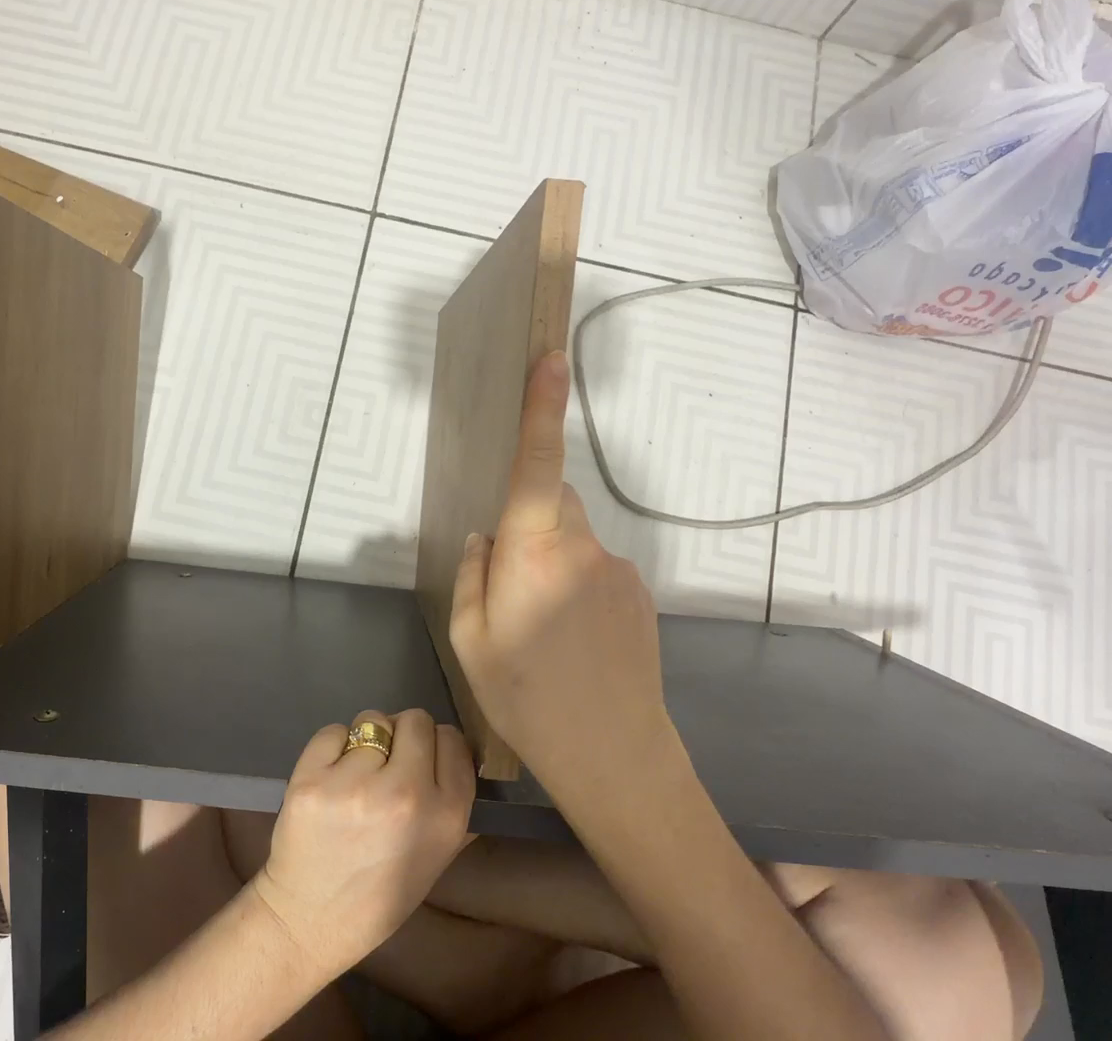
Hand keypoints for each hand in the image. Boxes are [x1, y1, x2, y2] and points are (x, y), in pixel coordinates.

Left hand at [251, 709, 475, 976]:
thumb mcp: (438, 856)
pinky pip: (332, 731)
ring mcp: (355, 785)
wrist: (310, 920)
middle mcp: (406, 794)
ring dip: (366, 741)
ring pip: (372, 721)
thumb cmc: (381, 895)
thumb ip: (452, 804)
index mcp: (446, 816)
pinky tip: (330, 779)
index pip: (452, 740)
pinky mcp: (311, 779)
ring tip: (356, 776)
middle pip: (415, 720)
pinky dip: (333, 747)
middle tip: (387, 766)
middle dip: (403, 737)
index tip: (422, 764)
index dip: (436, 747)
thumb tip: (458, 753)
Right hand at [448, 350, 669, 782]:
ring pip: (573, 541)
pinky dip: (578, 589)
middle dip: (529, 523)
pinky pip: (597, 571)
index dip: (542, 409)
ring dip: (552, 564)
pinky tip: (574, 643)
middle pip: (552, 502)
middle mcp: (583, 548)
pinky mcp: (641, 594)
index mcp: (532, 554)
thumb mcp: (470, 642)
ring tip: (544, 632)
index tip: (551, 356)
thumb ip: (471, 575)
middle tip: (509, 589)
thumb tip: (486, 538)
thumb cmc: (527, 700)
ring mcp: (619, 570)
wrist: (615, 755)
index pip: (536, 466)